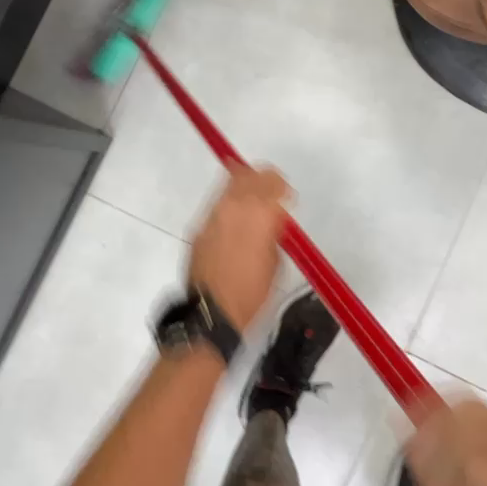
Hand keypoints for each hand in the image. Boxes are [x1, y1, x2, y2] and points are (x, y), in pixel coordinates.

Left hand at [186, 166, 289, 331]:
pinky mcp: (199, 226)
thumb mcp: (276, 263)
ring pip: (229, 184)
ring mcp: (213, 215)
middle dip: (263, 180)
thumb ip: (274, 233)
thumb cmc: (252, 292)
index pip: (272, 182)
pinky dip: (229, 206)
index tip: (287, 197)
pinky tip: (235, 221)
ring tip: (252, 203)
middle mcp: (234, 207)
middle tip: (271, 191)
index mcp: (259, 215)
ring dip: (244, 188)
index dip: (282, 187)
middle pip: (248, 175)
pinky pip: (217, 205)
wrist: (211, 310)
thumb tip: (272, 222)